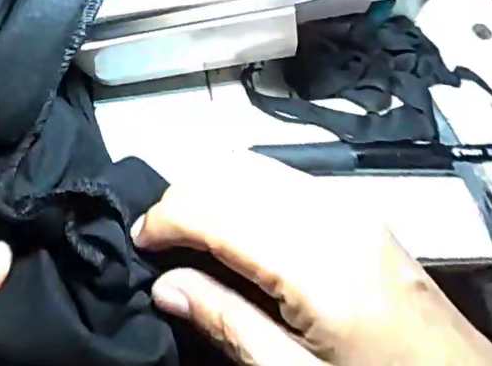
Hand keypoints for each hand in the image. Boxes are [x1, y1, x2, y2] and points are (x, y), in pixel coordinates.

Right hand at [132, 153, 491, 365]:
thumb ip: (229, 324)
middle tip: (158, 242)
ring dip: (206, 189)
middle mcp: (327, 216)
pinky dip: (238, 187)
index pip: (212, 212)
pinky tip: (232, 221)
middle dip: (179, 201)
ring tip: (188, 231)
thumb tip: (163, 283)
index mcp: (315, 265)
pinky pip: (275, 175)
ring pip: (246, 166)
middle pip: (224, 178)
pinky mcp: (354, 206)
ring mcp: (344, 205)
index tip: (136, 241)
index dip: (163, 220)